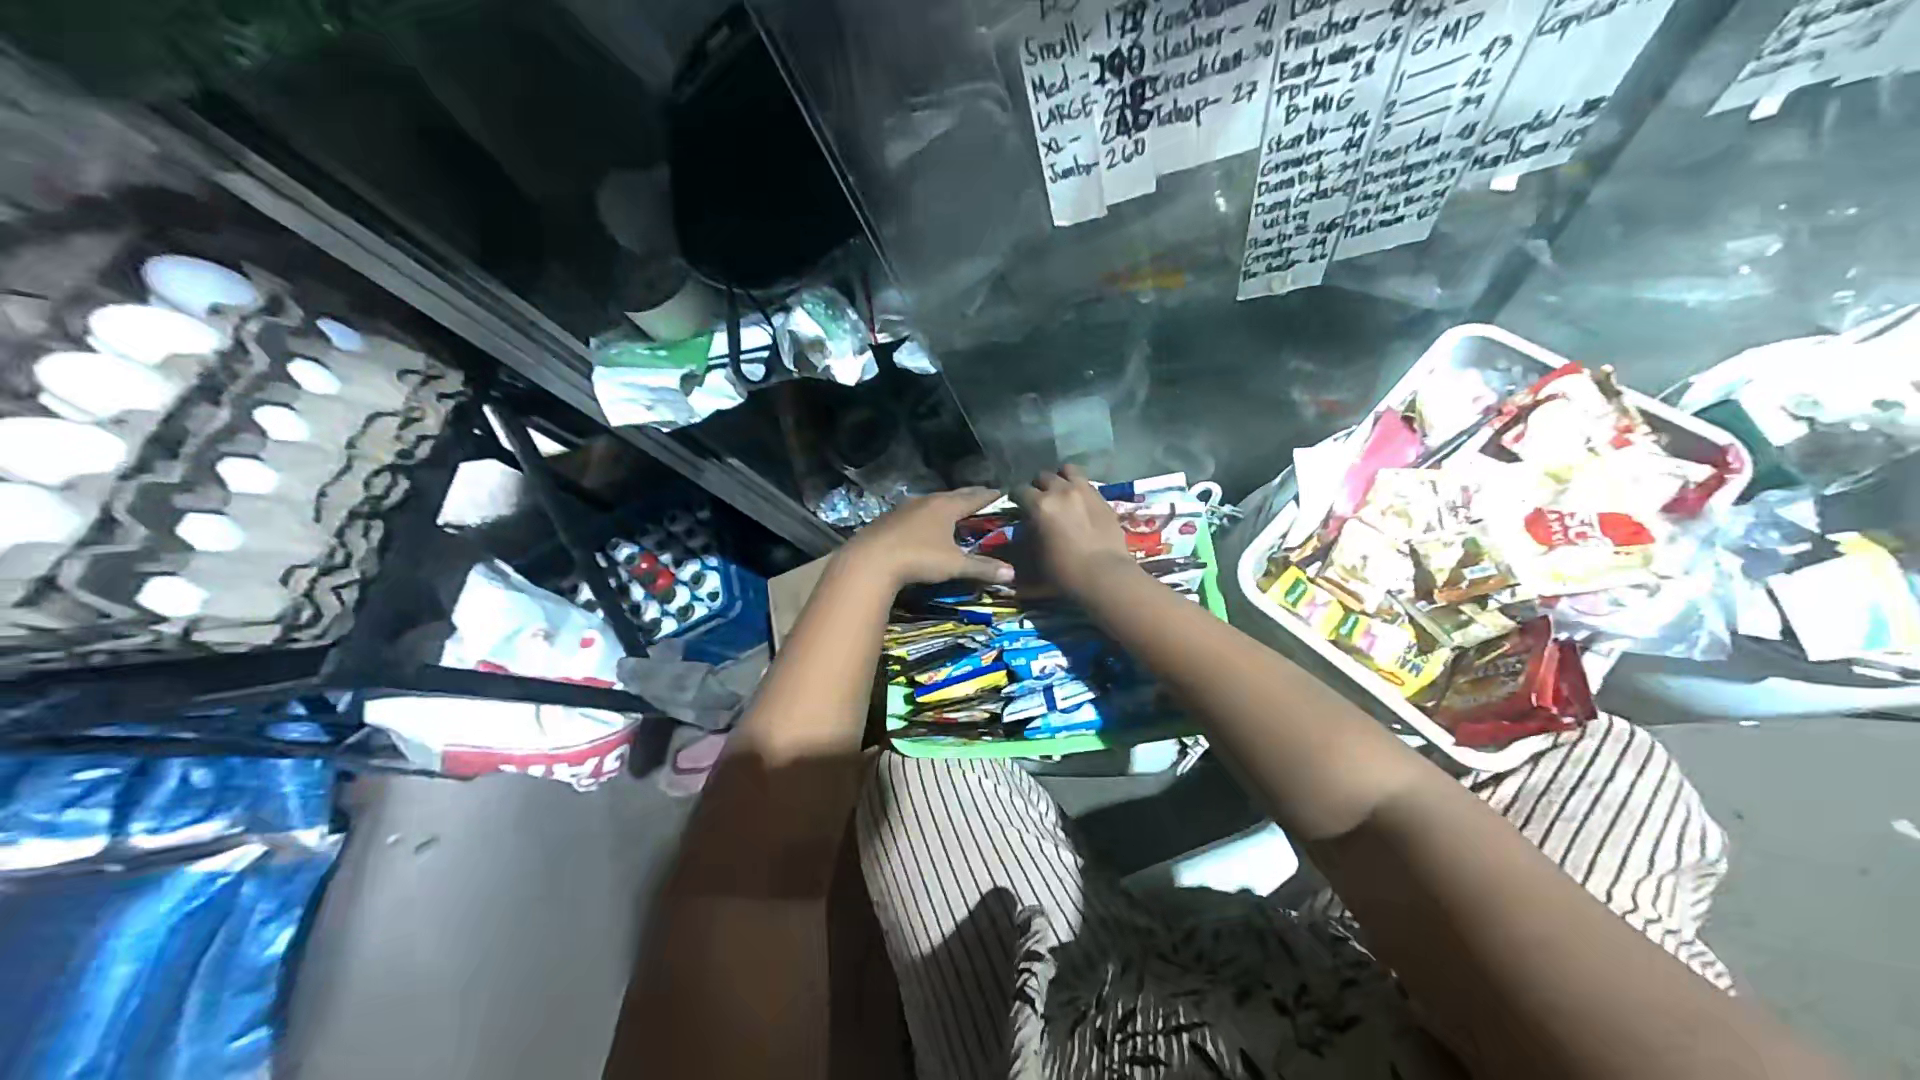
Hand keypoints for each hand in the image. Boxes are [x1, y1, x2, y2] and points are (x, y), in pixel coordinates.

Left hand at [838, 487, 1014, 589]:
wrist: (870, 560)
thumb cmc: (918, 558)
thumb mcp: (954, 565)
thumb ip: (982, 568)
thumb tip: (1012, 573)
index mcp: (947, 506)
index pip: (975, 497)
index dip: (990, 495)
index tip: (1002, 492)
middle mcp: (927, 500)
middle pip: (954, 494)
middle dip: (970, 495)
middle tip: (983, 495)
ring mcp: (905, 507)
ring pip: (932, 501)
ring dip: (946, 503)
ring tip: (955, 508)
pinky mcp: (889, 519)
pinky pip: (915, 512)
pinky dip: (927, 514)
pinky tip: (924, 524)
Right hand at [1013, 465, 1136, 596]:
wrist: (1105, 575)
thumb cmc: (1064, 571)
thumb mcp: (1036, 555)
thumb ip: (1029, 533)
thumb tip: (1029, 525)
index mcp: (1040, 505)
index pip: (1019, 490)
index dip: (1016, 498)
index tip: (1018, 506)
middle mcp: (1061, 490)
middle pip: (1043, 476)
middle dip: (1039, 486)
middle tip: (1041, 501)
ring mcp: (1084, 490)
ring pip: (1067, 470)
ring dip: (1061, 479)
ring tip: (1062, 492)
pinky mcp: (1102, 497)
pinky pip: (1085, 483)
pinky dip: (1079, 488)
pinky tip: (1080, 502)